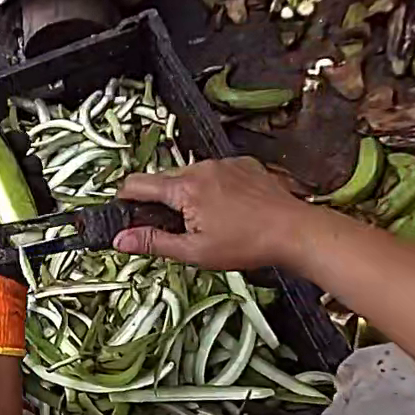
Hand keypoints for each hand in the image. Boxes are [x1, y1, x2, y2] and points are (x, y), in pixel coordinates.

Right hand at [111, 157, 317, 270]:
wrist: (294, 231)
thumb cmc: (246, 244)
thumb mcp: (193, 251)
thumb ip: (153, 242)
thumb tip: (120, 239)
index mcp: (184, 187)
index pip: (138, 184)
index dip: (125, 198)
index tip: (123, 211)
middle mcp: (202, 167)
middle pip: (164, 179)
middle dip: (160, 201)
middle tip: (171, 227)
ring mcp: (224, 163)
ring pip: (190, 175)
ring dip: (186, 194)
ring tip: (204, 221)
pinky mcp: (242, 164)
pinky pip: (215, 172)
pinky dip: (211, 187)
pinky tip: (225, 210)